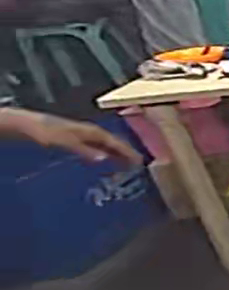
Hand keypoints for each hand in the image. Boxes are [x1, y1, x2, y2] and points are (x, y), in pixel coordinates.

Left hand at [5, 110, 141, 168]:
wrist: (25, 124)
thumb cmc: (46, 131)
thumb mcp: (66, 142)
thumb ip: (85, 151)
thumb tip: (105, 159)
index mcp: (97, 133)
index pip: (119, 144)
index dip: (131, 153)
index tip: (141, 163)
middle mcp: (95, 133)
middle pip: (116, 144)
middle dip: (127, 154)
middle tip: (136, 166)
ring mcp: (85, 135)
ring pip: (107, 146)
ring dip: (116, 155)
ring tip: (122, 165)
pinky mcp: (76, 139)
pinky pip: (97, 147)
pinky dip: (104, 154)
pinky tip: (102, 159)